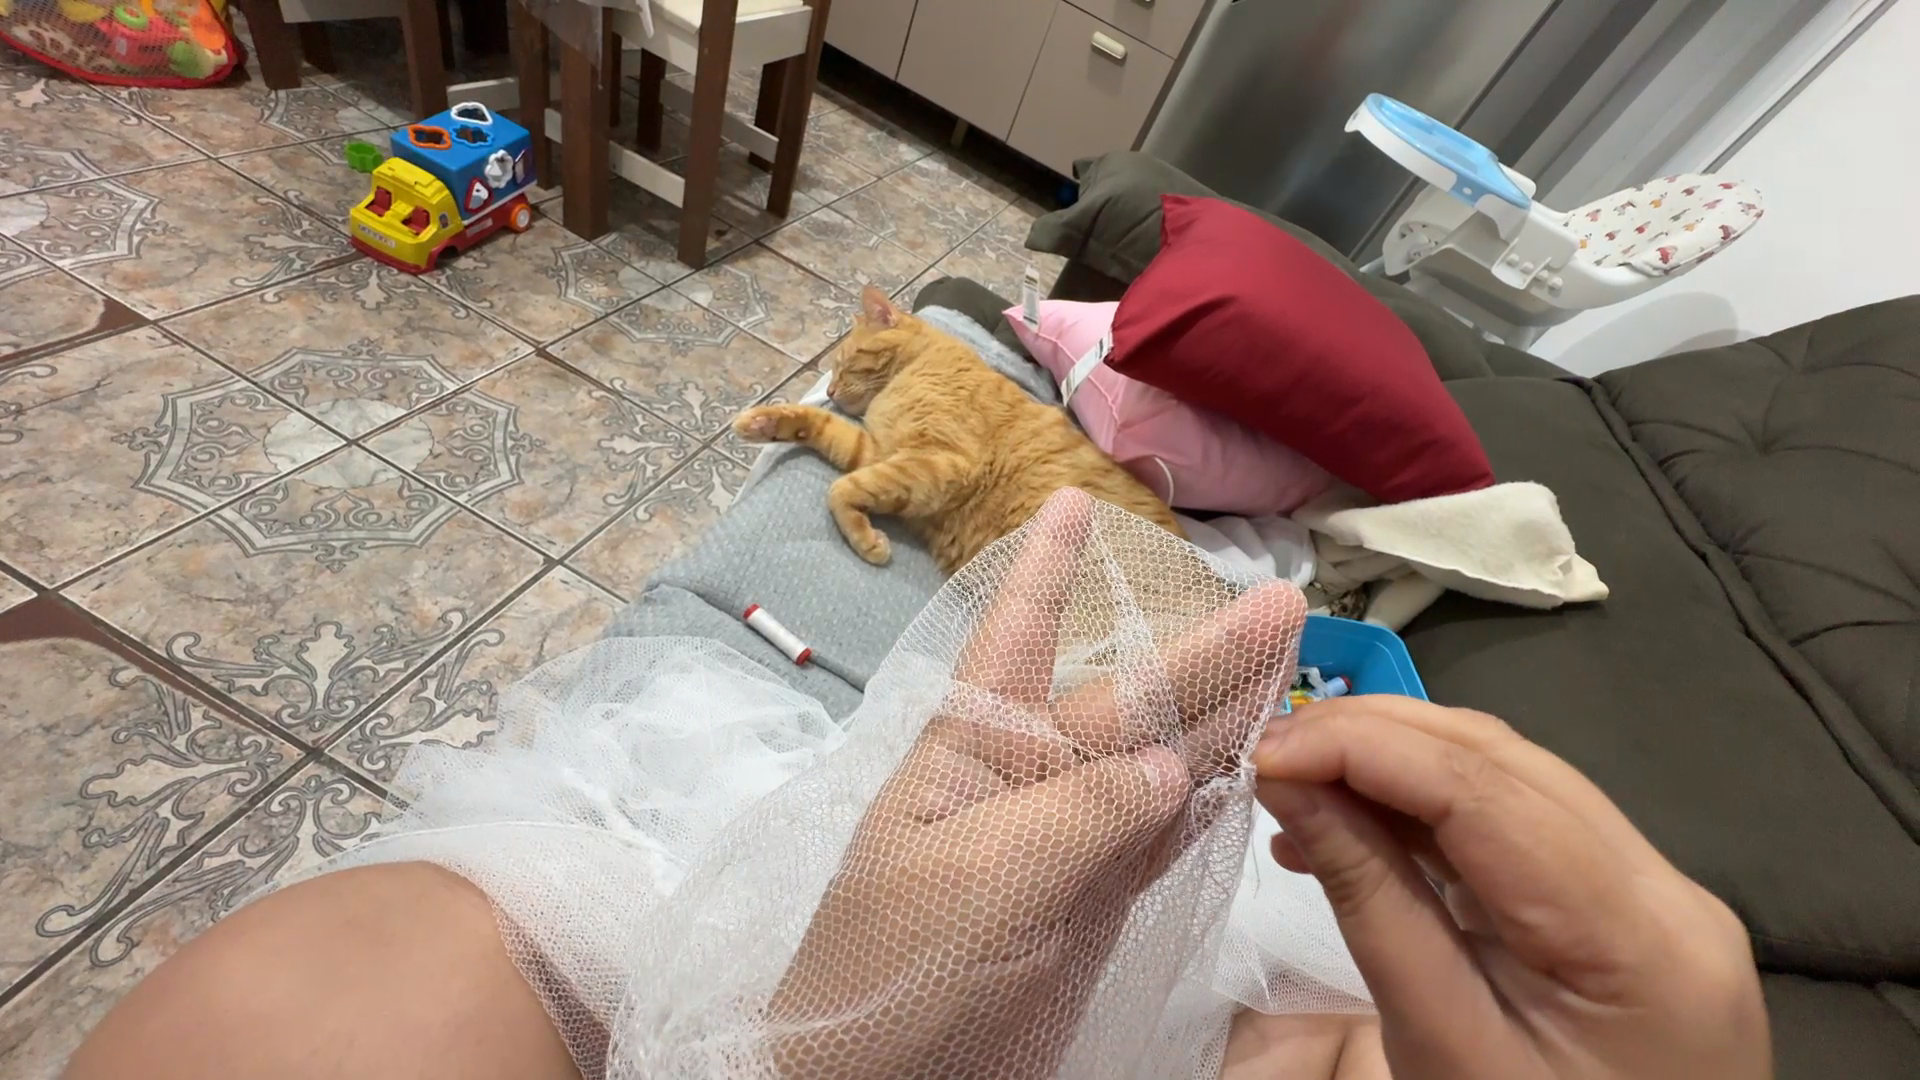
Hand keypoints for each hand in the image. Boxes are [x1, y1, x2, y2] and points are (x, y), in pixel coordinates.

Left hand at [769, 490, 1305, 1077]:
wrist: (883, 1078)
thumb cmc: (898, 963)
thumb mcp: (978, 876)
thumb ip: (1079, 814)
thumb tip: (1168, 763)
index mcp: (977, 745)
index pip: (1017, 632)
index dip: (1046, 565)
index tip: (1074, 501)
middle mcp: (1029, 773)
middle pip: (1129, 700)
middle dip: (1200, 651)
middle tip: (1278, 602)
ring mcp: (1070, 833)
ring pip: (1161, 760)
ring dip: (1223, 714)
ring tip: (1286, 665)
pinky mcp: (1096, 892)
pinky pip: (1164, 832)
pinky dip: (1208, 800)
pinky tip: (1252, 767)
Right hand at [1252, 696, 1769, 1079]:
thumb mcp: (1435, 1036)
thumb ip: (1363, 892)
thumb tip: (1281, 780)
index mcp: (1638, 935)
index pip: (1480, 788)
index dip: (1358, 748)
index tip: (1259, 752)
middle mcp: (1659, 883)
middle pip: (1491, 756)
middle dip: (1364, 735)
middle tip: (1265, 750)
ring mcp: (1637, 881)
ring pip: (1491, 766)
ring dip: (1379, 756)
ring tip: (1291, 774)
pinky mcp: (1601, 889)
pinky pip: (1492, 809)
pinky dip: (1404, 798)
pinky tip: (1339, 817)